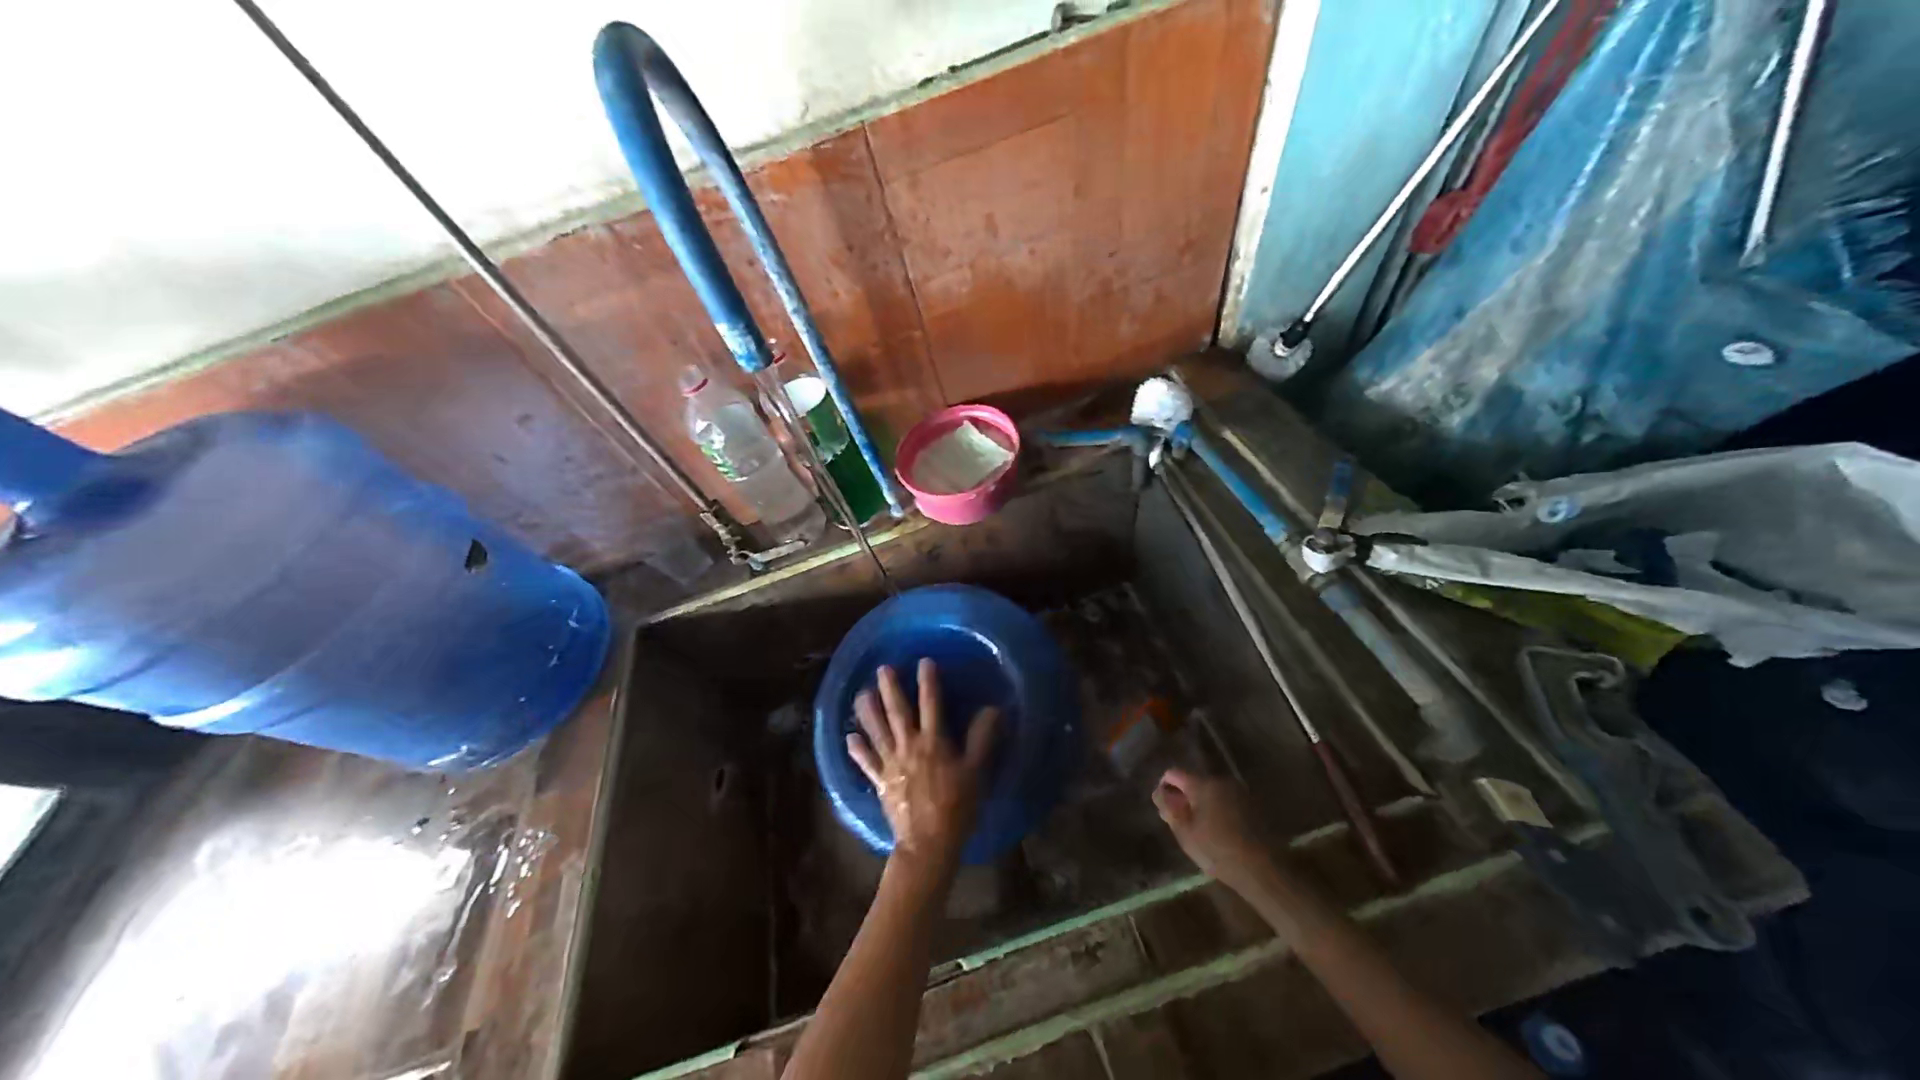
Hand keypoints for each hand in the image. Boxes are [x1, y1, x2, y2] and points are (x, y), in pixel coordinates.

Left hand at [849, 660, 1000, 871]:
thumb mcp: (976, 772)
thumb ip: (982, 739)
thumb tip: (993, 709)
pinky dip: (857, 750)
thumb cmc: (957, 807)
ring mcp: (891, 764)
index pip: (932, 704)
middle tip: (882, 668)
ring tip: (860, 694)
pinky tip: (849, 738)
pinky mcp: (881, 782)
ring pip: (877, 732)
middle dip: (890, 689)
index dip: (928, 682)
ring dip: (868, 712)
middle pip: (898, 712)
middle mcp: (909, 747)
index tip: (924, 662)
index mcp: (934, 742)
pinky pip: (866, 763)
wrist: (928, 843)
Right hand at [1153, 768, 1275, 891]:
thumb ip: (1169, 809)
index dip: (1164, 786)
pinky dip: (1219, 809)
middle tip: (1182, 821)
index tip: (1163, 806)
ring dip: (1203, 803)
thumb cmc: (1217, 851)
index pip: (1174, 773)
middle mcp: (1221, 781)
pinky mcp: (1253, 804)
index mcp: (1202, 785)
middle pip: (1195, 781)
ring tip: (1201, 828)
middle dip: (1185, 797)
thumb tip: (1159, 793)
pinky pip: (1228, 800)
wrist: (1261, 870)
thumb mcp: (1185, 833)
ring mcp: (1240, 791)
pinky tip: (1221, 830)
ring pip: (1212, 791)